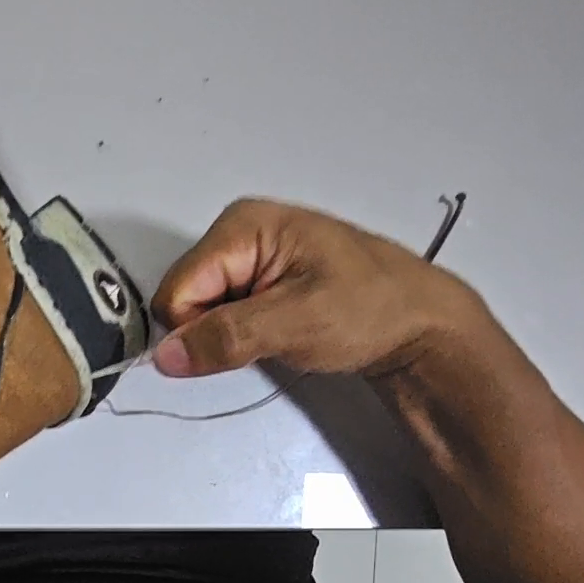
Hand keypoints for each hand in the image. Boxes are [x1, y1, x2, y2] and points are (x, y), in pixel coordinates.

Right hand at [151, 198, 493, 379]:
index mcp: (242, 225)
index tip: (243, 340)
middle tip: (266, 335)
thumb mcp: (296, 323)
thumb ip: (226, 337)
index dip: (197, 327)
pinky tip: (274, 331)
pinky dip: (237, 333)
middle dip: (211, 330)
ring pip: (198, 311)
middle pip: (184, 298)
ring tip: (276, 332)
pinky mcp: (256, 279)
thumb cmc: (367, 313)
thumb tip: (164, 357)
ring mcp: (247, 256)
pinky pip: (219, 314)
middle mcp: (236, 232)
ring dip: (226, 335)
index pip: (177, 290)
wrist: (419, 326)